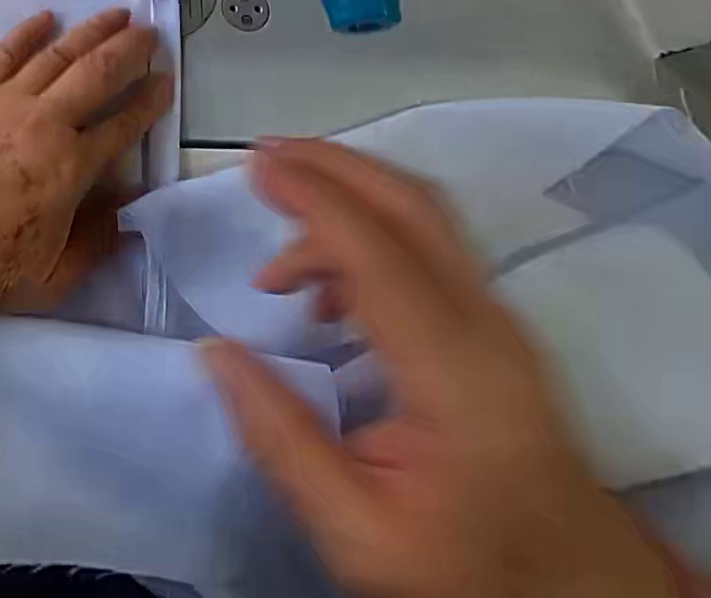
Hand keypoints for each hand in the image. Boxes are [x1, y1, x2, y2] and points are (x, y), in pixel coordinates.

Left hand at [0, 8, 173, 360]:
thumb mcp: (50, 277)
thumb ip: (95, 243)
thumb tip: (125, 212)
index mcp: (70, 168)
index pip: (123, 127)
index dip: (149, 103)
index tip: (166, 82)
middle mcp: (43, 124)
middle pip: (97, 74)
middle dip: (130, 50)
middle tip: (150, 32)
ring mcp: (3, 102)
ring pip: (56, 55)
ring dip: (90, 32)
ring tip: (115, 15)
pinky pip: (3, 54)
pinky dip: (27, 33)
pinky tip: (45, 18)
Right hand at [203, 139, 710, 597]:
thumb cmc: (468, 568)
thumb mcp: (359, 533)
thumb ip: (280, 438)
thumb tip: (214, 351)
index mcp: (457, 373)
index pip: (379, 252)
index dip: (314, 197)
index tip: (254, 166)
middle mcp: (488, 328)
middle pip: (415, 207)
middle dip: (334, 165)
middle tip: (263, 155)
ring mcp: (496, 326)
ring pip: (419, 221)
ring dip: (340, 204)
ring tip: (273, 267)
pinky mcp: (490, 333)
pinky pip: (420, 252)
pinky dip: (359, 240)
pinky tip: (319, 297)